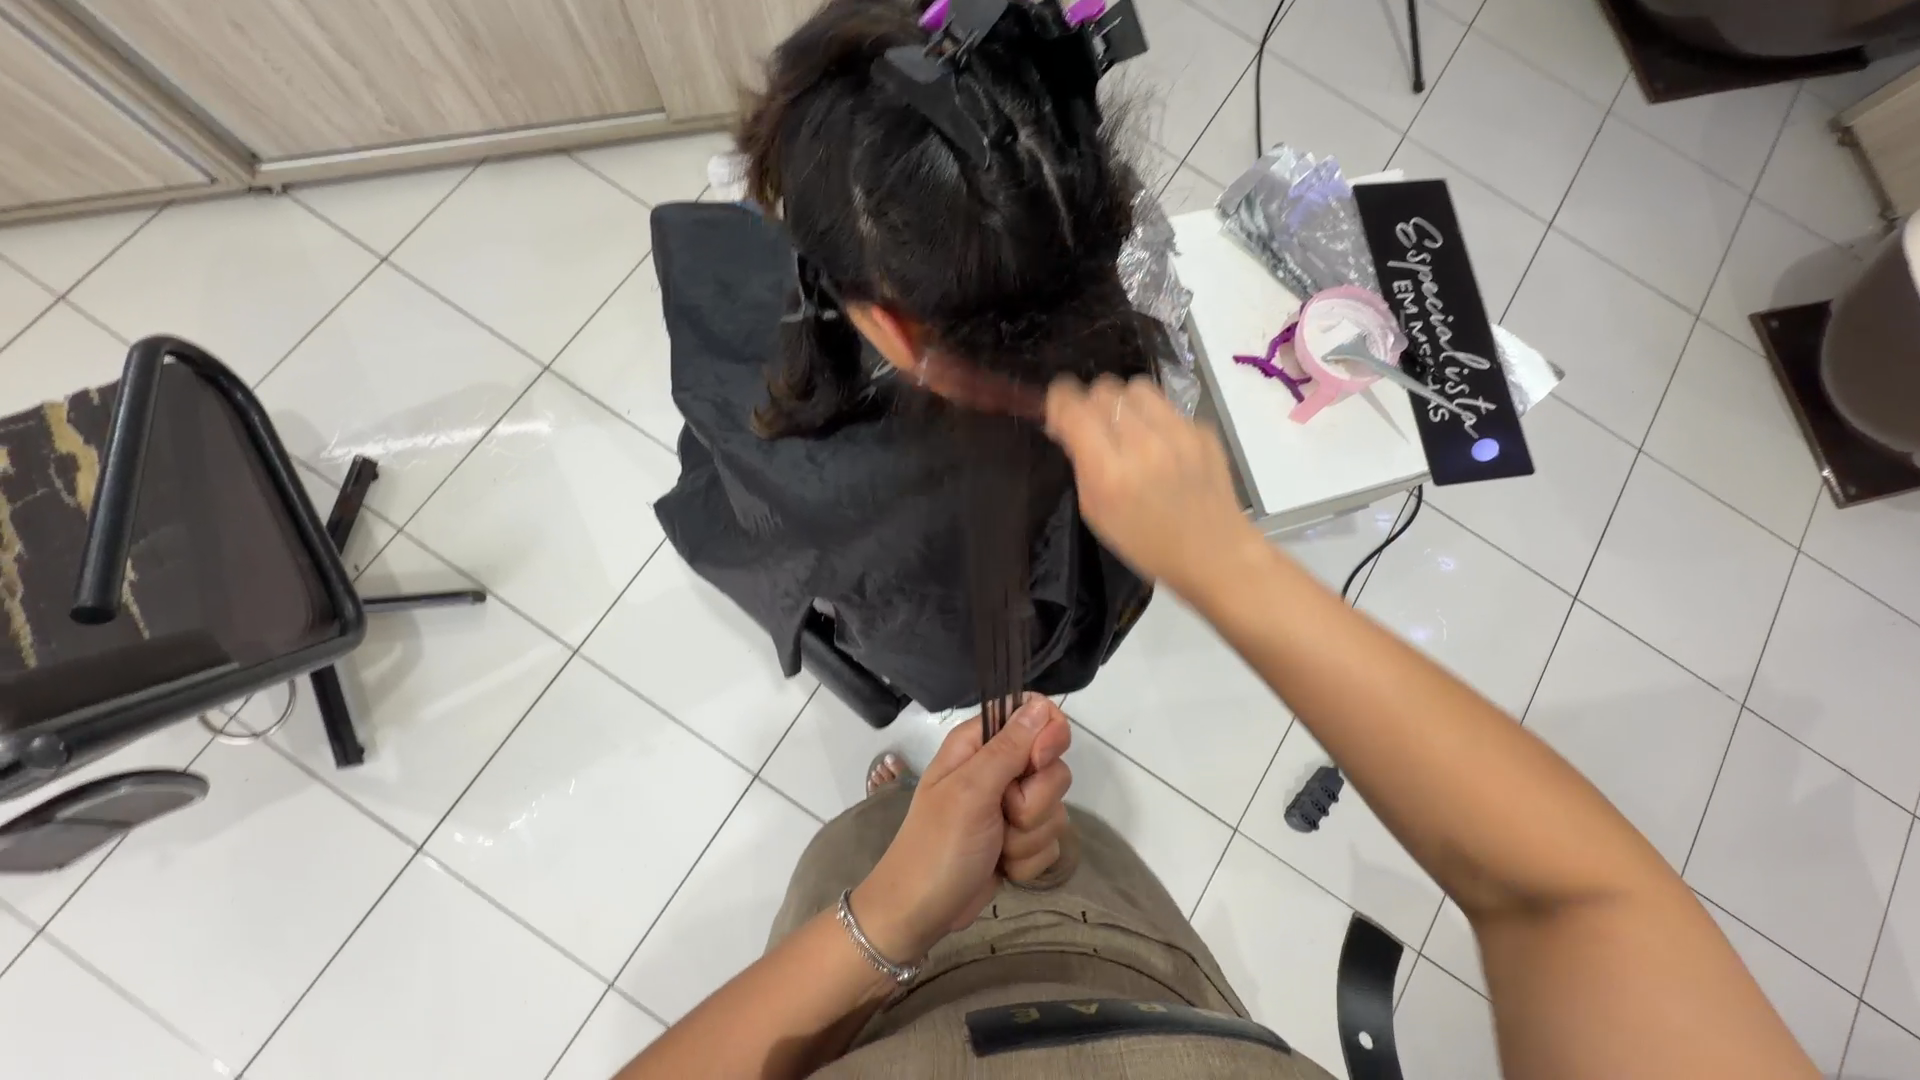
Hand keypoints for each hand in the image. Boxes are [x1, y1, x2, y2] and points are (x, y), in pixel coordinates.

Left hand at [851, 695, 1072, 963]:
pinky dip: (1029, 859)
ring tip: (996, 847)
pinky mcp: (1019, 839)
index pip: (1032, 713)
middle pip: (1052, 765)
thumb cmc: (937, 847)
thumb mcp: (971, 791)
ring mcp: (1009, 806)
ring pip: (1055, 806)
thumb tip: (1041, 703)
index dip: (1048, 734)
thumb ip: (1009, 747)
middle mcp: (996, 768)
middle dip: (1036, 799)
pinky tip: (1003, 867)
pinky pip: (1050, 840)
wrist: (920, 914)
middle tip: (1003, 813)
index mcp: (977, 744)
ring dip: (1029, 835)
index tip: (1040, 761)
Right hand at [1045, 375, 1258, 593]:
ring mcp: (1178, 433)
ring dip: (1124, 402)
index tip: (1057, 406)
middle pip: (1104, 390)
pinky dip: (1156, 419)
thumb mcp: (1096, 512)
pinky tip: (1161, 446)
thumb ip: (1081, 464)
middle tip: (1093, 424)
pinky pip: (1168, 407)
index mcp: (1110, 471)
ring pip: (1137, 388)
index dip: (1059, 400)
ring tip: (1126, 426)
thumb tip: (1068, 426)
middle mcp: (1143, 444)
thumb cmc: (1146, 543)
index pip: (1074, 408)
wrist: (1213, 552)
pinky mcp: (1202, 431)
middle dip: (1091, 402)